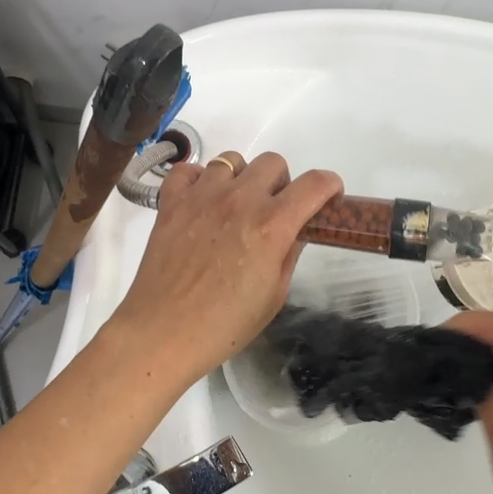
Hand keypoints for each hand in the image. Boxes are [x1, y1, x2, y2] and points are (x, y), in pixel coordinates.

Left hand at [99, 151, 342, 386]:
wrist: (163, 332)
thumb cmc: (224, 326)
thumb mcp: (274, 295)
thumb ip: (288, 254)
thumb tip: (294, 230)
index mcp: (272, 225)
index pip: (315, 184)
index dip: (330, 186)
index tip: (328, 198)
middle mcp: (239, 200)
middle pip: (273, 163)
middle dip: (283, 183)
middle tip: (274, 211)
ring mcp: (202, 196)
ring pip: (232, 160)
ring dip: (242, 178)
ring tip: (235, 207)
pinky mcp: (171, 201)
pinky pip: (189, 170)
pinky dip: (199, 180)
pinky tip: (201, 203)